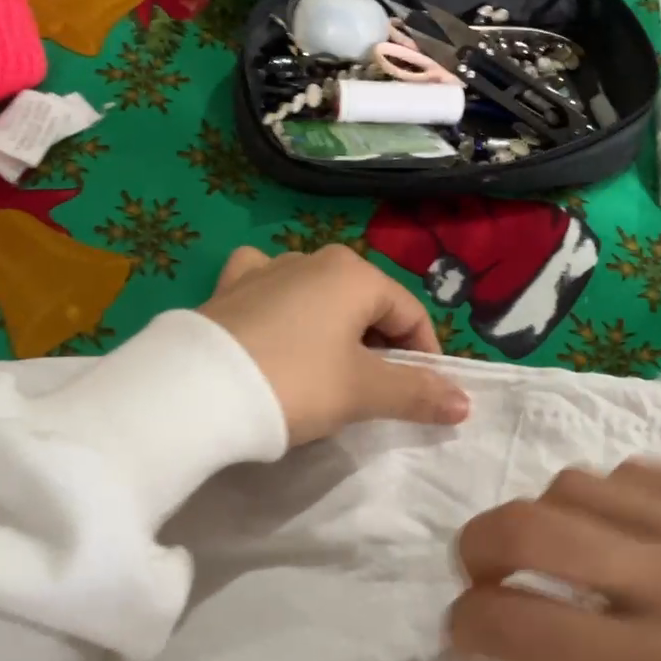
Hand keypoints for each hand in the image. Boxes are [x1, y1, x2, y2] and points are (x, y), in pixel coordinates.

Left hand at [197, 245, 470, 446]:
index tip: (421, 398)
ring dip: (331, 331)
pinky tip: (274, 330)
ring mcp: (264, 269)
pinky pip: (269, 293)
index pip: (409, 314)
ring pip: (317, 297)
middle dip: (377, 346)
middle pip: (364, 304)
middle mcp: (311, 258)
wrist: (196, 390)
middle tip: (370, 393)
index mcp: (353, 274)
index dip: (424, 357)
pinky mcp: (227, 289)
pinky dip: (281, 310)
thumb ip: (416, 393)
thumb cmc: (295, 383)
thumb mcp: (362, 393)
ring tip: (323, 375)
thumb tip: (465, 403)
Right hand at [449, 462, 660, 660]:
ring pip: (580, 485)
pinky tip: (628, 530)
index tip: (463, 632)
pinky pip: (644, 473)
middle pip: (531, 527)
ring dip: (545, 518)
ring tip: (559, 550)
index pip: (521, 625)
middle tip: (479, 573)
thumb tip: (563, 653)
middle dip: (479, 549)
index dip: (469, 625)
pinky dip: (608, 498)